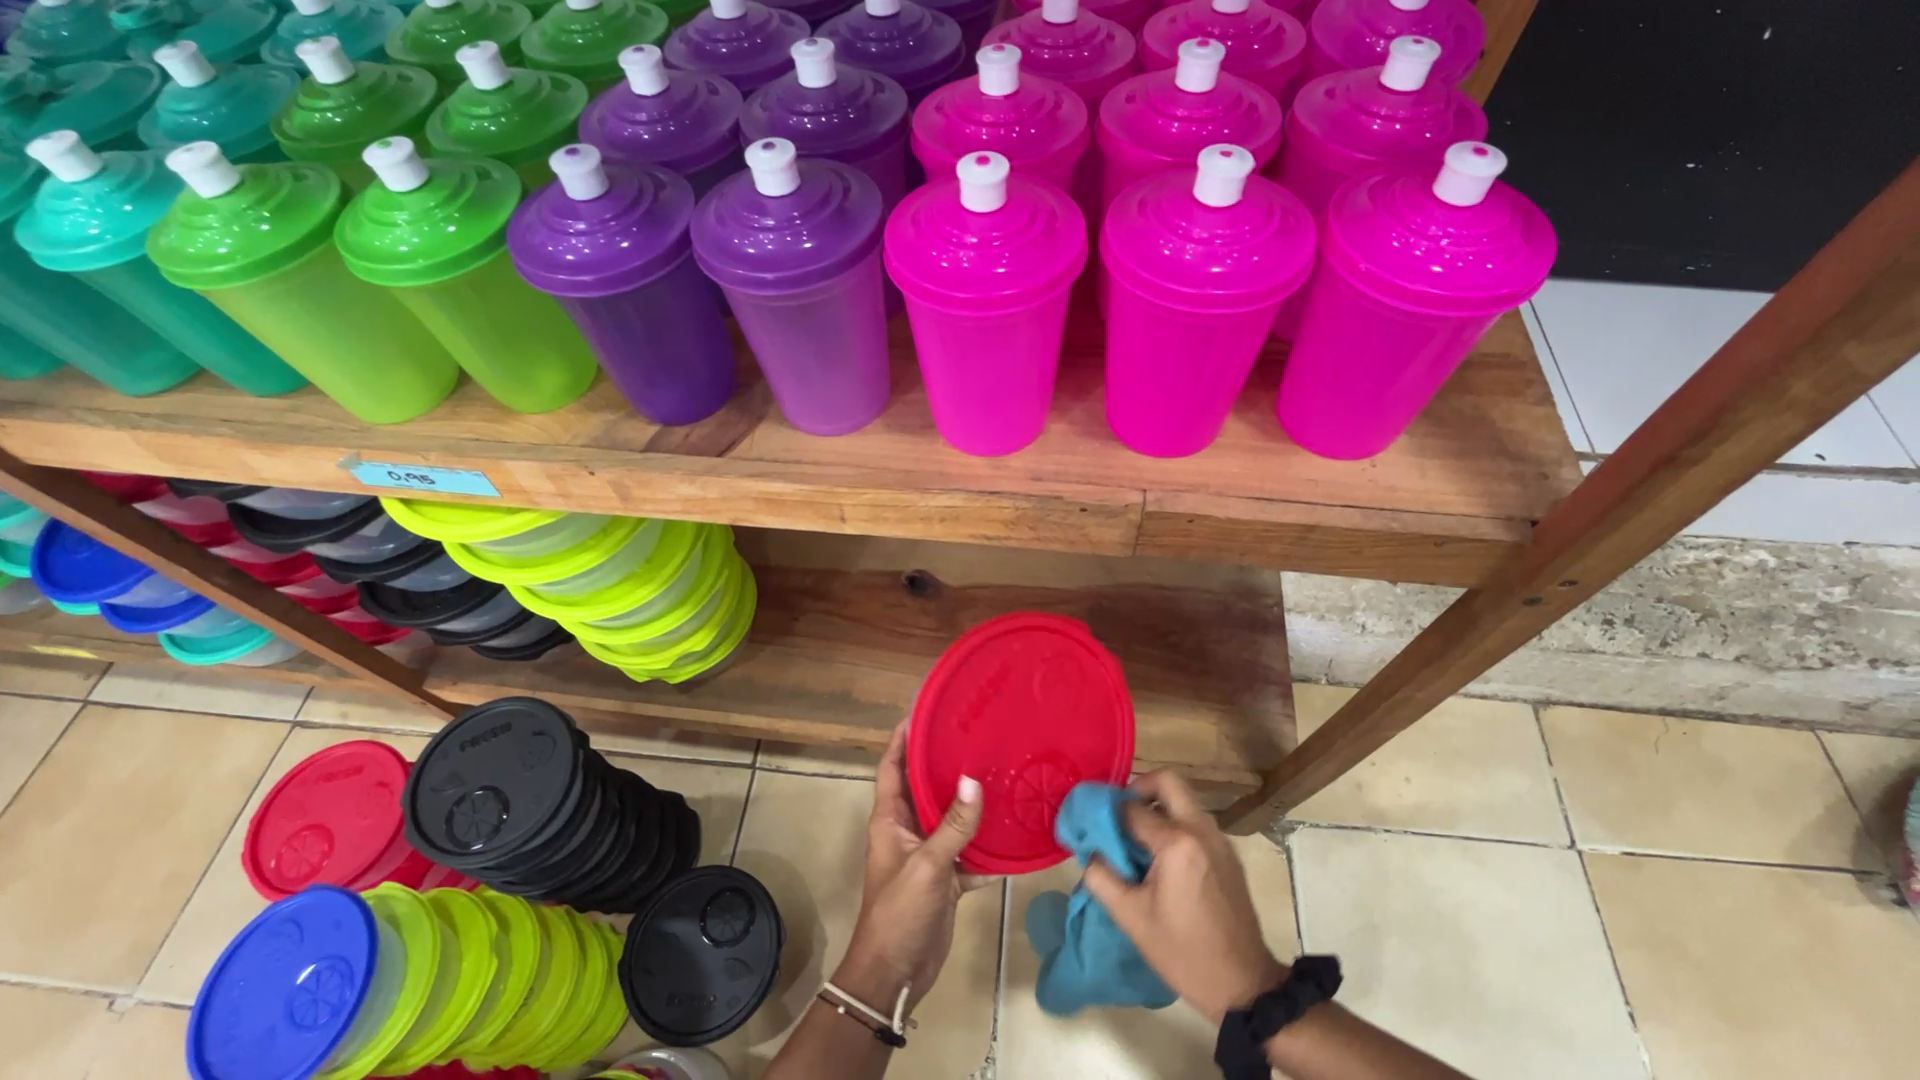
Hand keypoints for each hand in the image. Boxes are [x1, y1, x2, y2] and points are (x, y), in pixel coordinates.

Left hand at [837, 721, 1000, 1013]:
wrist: (896, 972)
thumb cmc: (899, 912)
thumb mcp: (927, 866)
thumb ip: (952, 826)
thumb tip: (974, 782)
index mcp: (889, 820)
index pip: (891, 767)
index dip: (902, 739)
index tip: (924, 711)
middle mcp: (907, 830)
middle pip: (925, 788)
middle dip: (945, 763)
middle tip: (976, 735)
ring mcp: (928, 855)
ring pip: (950, 818)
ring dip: (971, 802)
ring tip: (1001, 772)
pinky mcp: (947, 878)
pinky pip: (969, 852)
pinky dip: (988, 845)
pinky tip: (1014, 832)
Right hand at [1083, 770, 1285, 1023]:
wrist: (1242, 983)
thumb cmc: (1181, 952)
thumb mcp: (1130, 917)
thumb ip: (1101, 875)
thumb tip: (1091, 850)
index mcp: (1177, 843)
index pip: (1132, 808)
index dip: (1107, 814)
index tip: (1092, 827)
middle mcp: (1202, 830)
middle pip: (1168, 781)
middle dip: (1138, 789)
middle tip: (1119, 815)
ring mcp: (1220, 840)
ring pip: (1185, 800)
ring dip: (1158, 807)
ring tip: (1136, 841)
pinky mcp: (1229, 854)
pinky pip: (1197, 822)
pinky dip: (1175, 825)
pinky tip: (1160, 859)